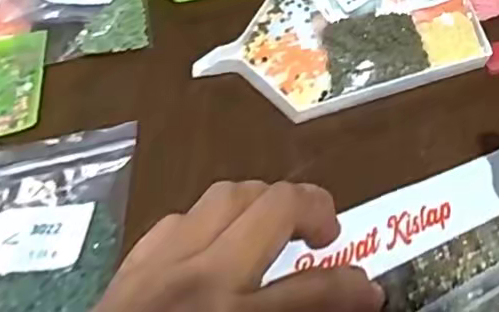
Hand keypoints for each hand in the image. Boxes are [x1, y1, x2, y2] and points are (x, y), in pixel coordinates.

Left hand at [95, 181, 382, 311]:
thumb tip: (332, 303)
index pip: (312, 292)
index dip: (352, 288)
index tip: (372, 290)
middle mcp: (200, 284)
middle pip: (276, 207)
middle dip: (314, 209)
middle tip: (325, 234)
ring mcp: (159, 269)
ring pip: (228, 196)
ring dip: (261, 204)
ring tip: (274, 226)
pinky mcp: (126, 271)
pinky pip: (177, 221)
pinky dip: (204, 226)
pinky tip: (211, 247)